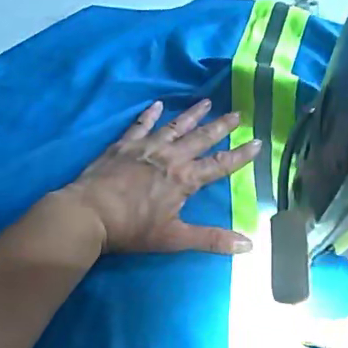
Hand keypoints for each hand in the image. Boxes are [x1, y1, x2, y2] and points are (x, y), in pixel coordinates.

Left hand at [59, 100, 261, 255]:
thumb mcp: (174, 238)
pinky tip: (157, 104)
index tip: (257, 142)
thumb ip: (211, 240)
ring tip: (206, 101)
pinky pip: (140, 125)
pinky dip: (150, 114)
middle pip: (200, 138)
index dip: (240, 155)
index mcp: (184, 179)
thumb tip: (248, 245)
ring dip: (192, 114)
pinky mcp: (123, 145)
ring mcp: (145, 147)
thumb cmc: (132, 229)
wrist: (90, 213)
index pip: (219, 165)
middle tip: (237, 113)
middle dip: (220, 126)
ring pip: (174, 126)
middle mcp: (169, 157)